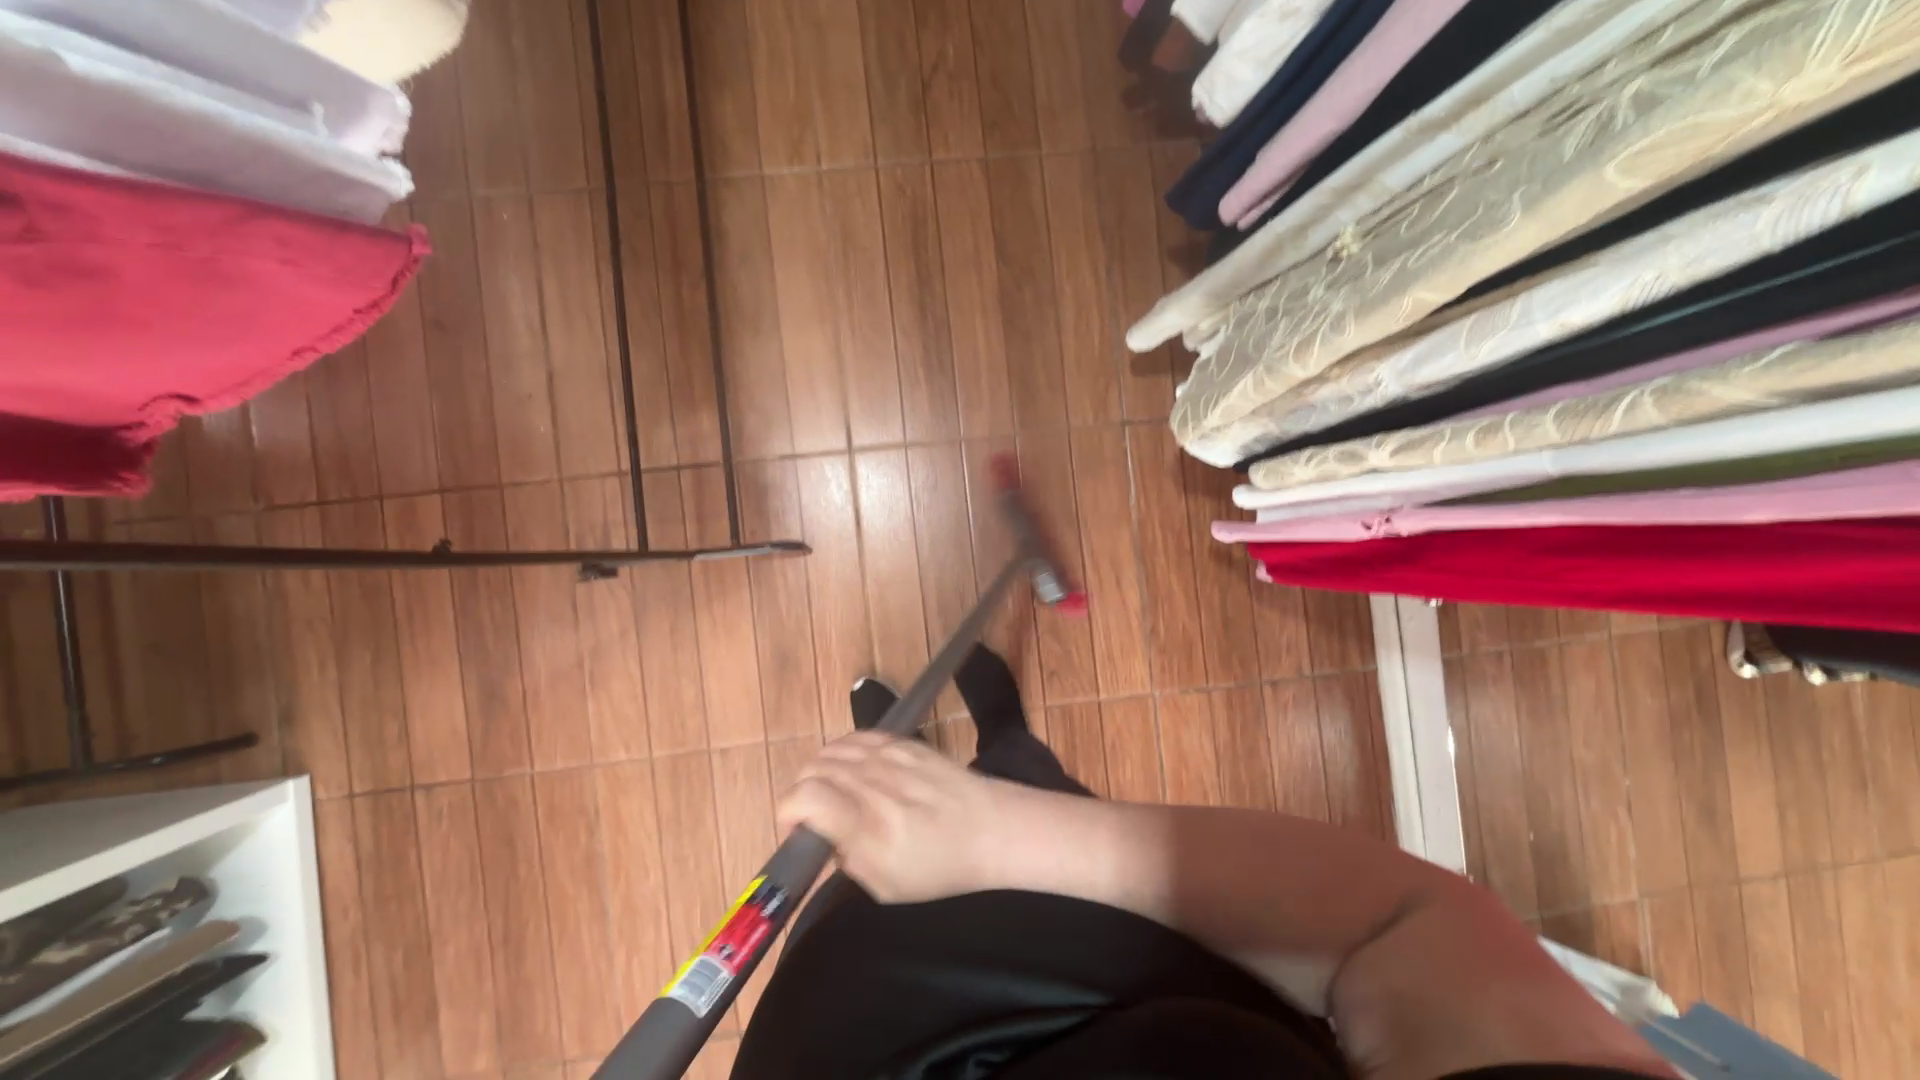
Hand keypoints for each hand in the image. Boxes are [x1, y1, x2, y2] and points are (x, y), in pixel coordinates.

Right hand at [776, 731, 1030, 903]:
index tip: (797, 831)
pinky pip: (855, 737)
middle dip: (801, 795)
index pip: (805, 796)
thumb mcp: (886, 885)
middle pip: (812, 770)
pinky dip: (841, 754)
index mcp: (869, 825)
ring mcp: (889, 757)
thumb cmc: (940, 867)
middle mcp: (874, 784)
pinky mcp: (903, 742)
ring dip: (819, 773)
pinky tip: (851, 772)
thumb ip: (846, 862)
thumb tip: (818, 844)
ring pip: (829, 751)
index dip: (788, 812)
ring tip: (832, 796)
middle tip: (815, 819)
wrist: (992, 828)